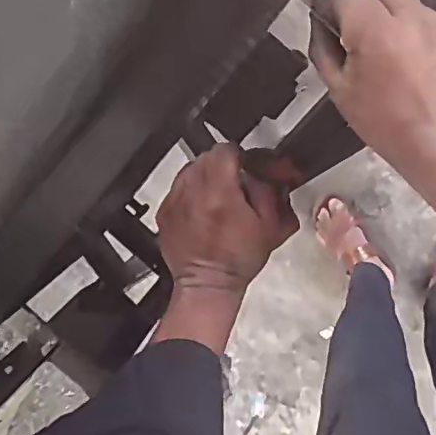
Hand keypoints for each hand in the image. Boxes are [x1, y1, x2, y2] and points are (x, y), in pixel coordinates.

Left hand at [156, 144, 297, 297]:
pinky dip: (191, 193)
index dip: (240, 156)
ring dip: (206, 177)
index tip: (246, 167)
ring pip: (191, 170)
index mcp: (220, 191)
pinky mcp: (164, 211)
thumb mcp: (271, 225)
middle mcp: (193, 191)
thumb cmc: (237, 260)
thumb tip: (267, 170)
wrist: (208, 284)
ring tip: (218, 198)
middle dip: (224, 166)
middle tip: (236, 183)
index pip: (226, 150)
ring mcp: (175, 201)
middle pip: (207, 157)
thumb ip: (271, 190)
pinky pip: (178, 188)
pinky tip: (202, 211)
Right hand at [311, 0, 435, 280]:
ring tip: (388, 50)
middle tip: (359, 25)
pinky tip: (412, 60)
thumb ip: (323, 46)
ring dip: (389, 11)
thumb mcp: (338, 90)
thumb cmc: (382, 122)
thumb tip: (319, 16)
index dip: (337, 8)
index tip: (335, 28)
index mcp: (375, 31)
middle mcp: (409, 16)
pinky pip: (424, 14)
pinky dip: (412, 28)